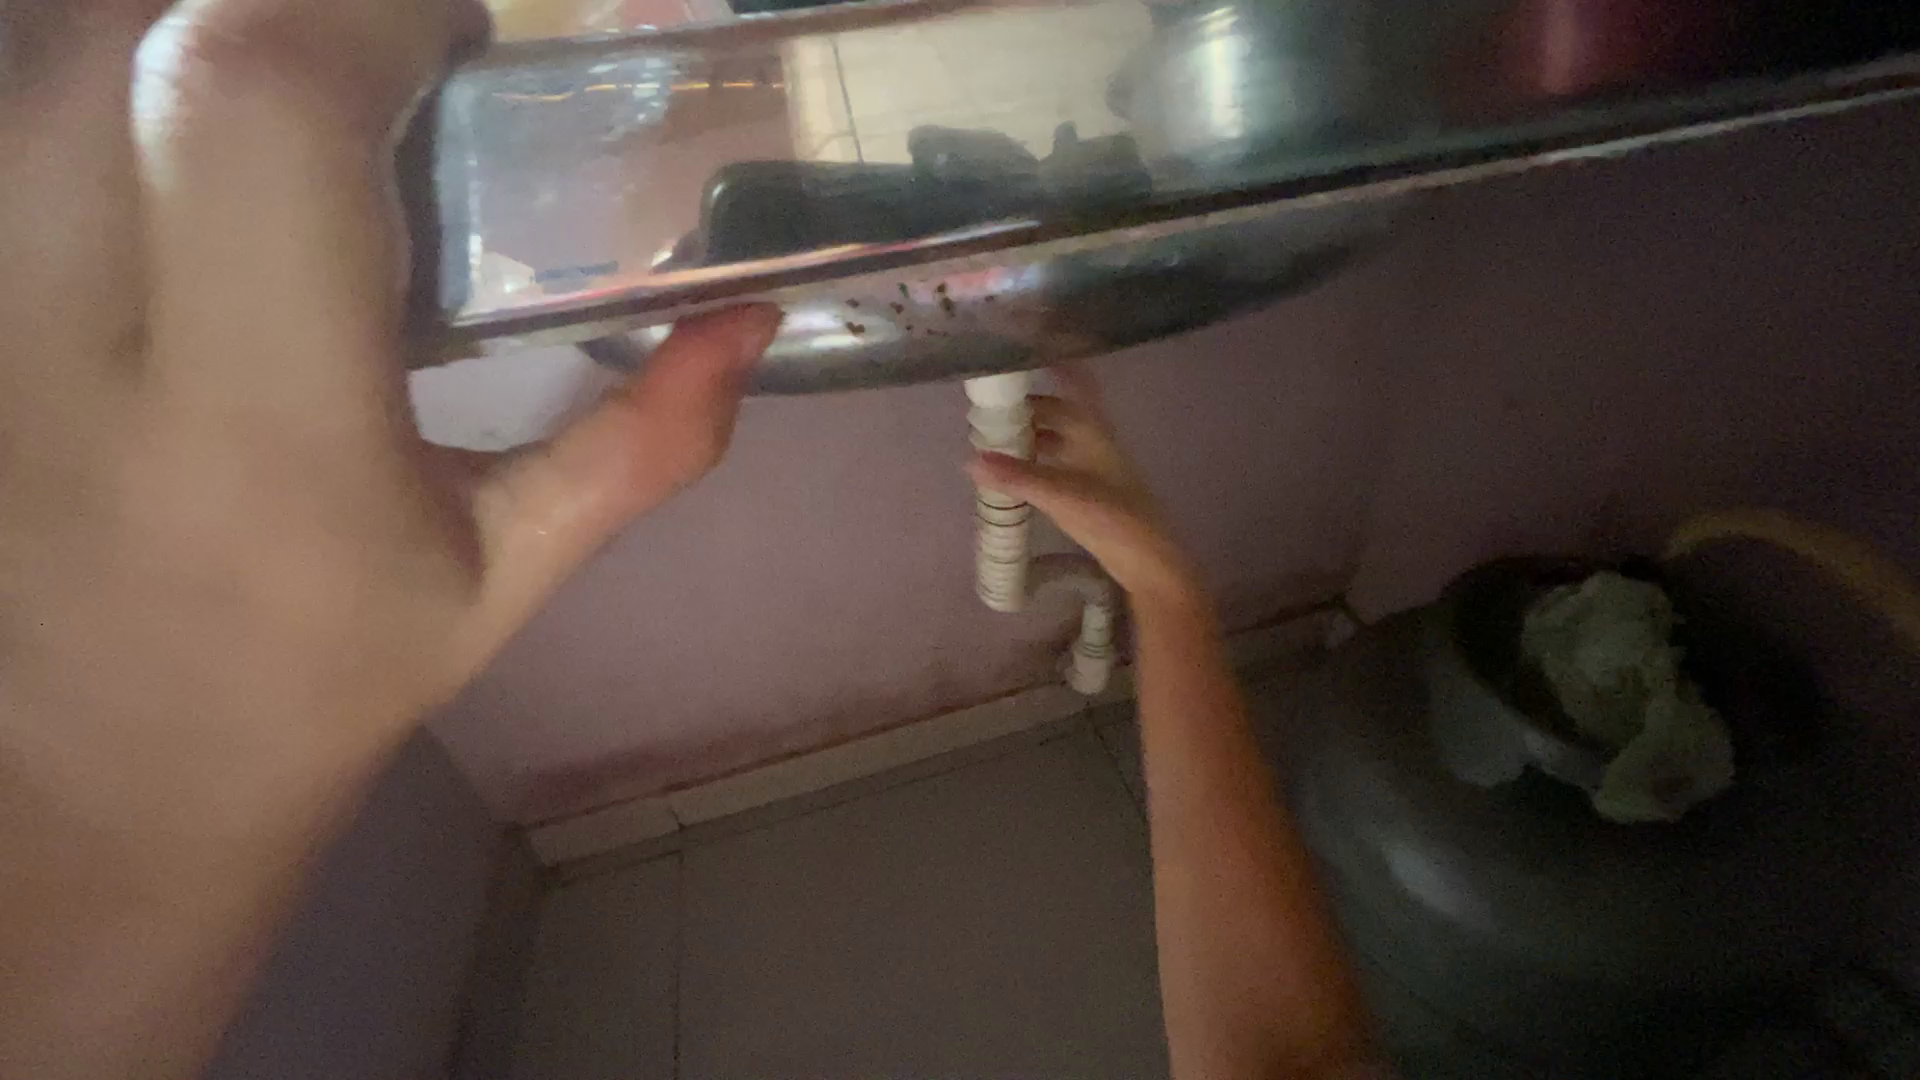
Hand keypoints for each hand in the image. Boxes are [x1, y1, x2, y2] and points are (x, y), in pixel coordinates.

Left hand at [1, 0, 778, 815]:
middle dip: (306, 13)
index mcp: (263, 424)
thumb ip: (644, 445)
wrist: (104, 761)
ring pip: (63, 47)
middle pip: (143, 34)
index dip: (361, 19)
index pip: (262, 116)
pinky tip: (245, 153)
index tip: (465, 35)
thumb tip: (746, 326)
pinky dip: (149, 73)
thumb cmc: (341, 666)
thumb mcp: (518, 569)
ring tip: (354, 109)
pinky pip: (30, 103)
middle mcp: (67, 331)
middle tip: (426, 64)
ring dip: (230, 37)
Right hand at [966, 364, 1203, 610]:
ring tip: (992, 438)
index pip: (1074, 384)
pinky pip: (1053, 463)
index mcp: (1092, 431)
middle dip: (1026, 407)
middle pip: (1056, 412)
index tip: (1025, 350)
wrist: (1147, 560)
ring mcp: (1090, 467)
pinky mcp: (1086, 490)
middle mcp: (1092, 442)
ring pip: (1054, 438)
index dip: (1054, 364)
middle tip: (988, 409)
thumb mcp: (1061, 495)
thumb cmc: (1112, 518)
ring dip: (1028, 434)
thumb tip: (969, 460)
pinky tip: (1013, 471)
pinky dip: (1033, 460)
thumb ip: (1016, 478)